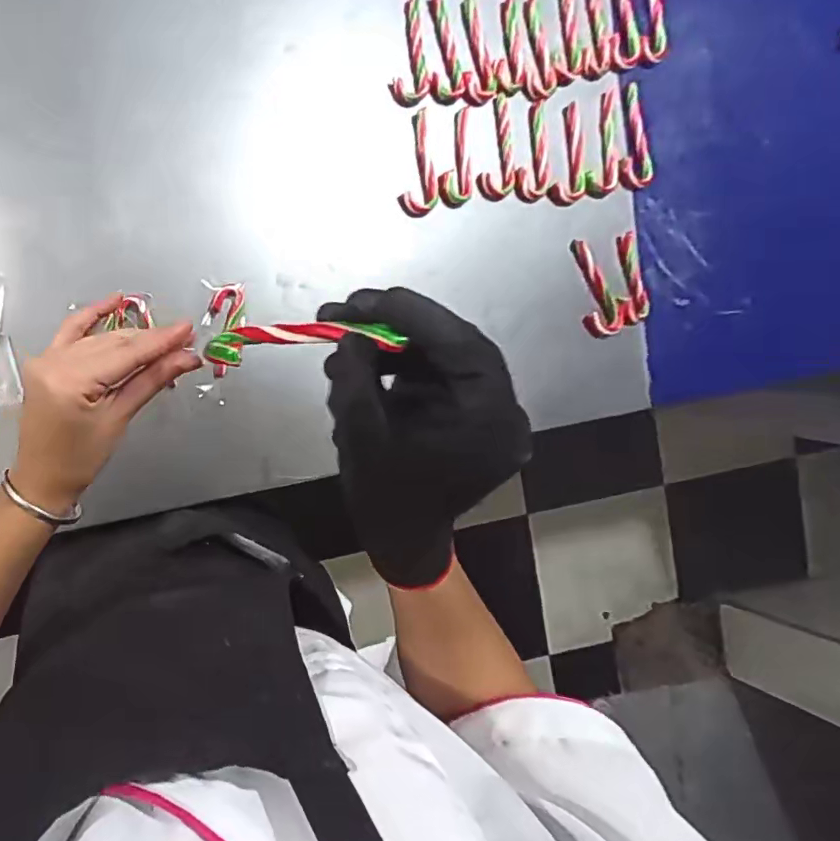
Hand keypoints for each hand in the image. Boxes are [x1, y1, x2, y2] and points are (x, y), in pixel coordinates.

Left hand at [8, 297, 202, 514]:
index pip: (126, 353)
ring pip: (97, 339)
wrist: (42, 479)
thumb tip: (184, 358)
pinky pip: (71, 333)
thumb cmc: (79, 460)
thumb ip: (149, 381)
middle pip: (113, 342)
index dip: (160, 341)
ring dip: (129, 336)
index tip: (188, 330)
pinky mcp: (44, 362)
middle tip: (184, 340)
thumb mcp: (118, 420)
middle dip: (149, 341)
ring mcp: (46, 359)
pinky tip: (114, 302)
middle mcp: (55, 362)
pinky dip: (92, 318)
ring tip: (162, 337)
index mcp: (72, 380)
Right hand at [320, 287, 529, 587]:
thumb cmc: (383, 499)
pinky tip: (358, 368)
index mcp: (490, 419)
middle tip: (344, 311)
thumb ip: (355, 381)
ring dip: (388, 346)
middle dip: (394, 326)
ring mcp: (482, 409)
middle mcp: (499, 409)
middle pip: (449, 346)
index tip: (363, 299)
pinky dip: (394, 367)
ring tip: (340, 344)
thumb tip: (350, 335)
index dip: (410, 315)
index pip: (460, 346)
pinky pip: (430, 375)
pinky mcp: (462, 412)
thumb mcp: (361, 437)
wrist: (399, 541)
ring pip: (437, 357)